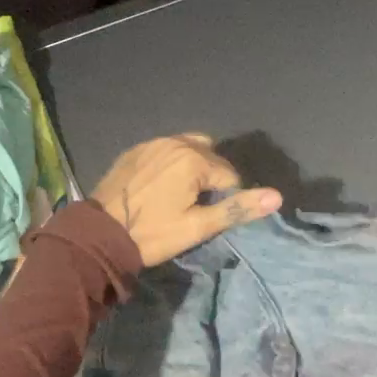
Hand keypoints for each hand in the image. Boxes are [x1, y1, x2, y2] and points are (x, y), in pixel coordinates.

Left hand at [89, 134, 281, 265]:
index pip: (230, 177)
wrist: (100, 234)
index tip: (208, 217)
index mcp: (194, 159)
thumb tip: (276, 196)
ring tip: (183, 195)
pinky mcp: (135, 150)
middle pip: (212, 157)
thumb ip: (237, 209)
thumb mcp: (198, 227)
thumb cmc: (153, 234)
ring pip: (189, 148)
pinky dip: (173, 163)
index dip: (226, 199)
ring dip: (194, 167)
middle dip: (212, 179)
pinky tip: (161, 187)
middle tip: (198, 207)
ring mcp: (152, 143)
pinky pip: (166, 149)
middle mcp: (175, 142)